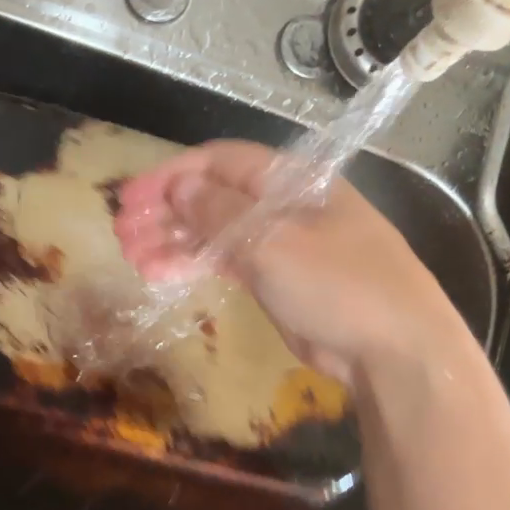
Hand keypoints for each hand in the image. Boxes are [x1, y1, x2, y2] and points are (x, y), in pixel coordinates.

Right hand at [113, 140, 474, 386]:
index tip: (129, 197)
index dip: (172, 175)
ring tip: (131, 257)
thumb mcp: (275, 245)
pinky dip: (190, 265)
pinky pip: (222, 262)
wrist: (388, 346)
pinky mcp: (273, 278)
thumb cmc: (339, 286)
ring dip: (170, 241)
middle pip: (212, 197)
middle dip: (164, 211)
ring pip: (212, 232)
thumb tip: (180, 187)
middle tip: (121, 233)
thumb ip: (222, 215)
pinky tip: (159, 274)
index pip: (222, 163)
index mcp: (294, 182)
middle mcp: (283, 206)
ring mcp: (278, 243)